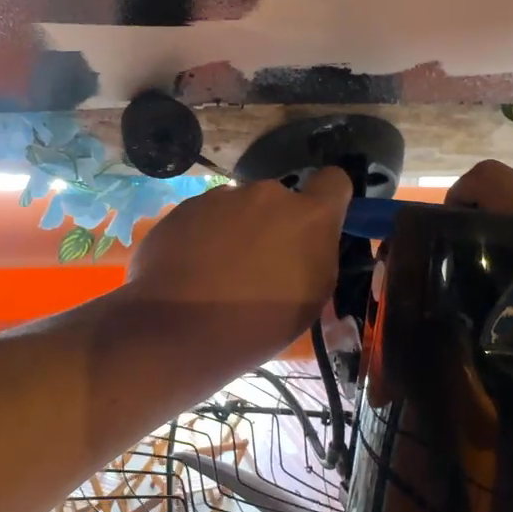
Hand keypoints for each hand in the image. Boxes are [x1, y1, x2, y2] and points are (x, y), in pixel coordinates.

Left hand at [121, 168, 351, 368]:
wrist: (179, 330)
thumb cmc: (257, 324)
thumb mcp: (310, 299)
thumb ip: (315, 255)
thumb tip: (306, 242)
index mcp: (308, 216)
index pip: (333, 181)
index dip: (326, 200)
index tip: (314, 226)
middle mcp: (266, 194)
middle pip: (277, 200)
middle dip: (272, 223)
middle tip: (257, 263)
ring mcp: (220, 197)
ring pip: (237, 207)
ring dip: (234, 228)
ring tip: (217, 270)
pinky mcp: (183, 208)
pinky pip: (202, 217)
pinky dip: (200, 236)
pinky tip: (190, 269)